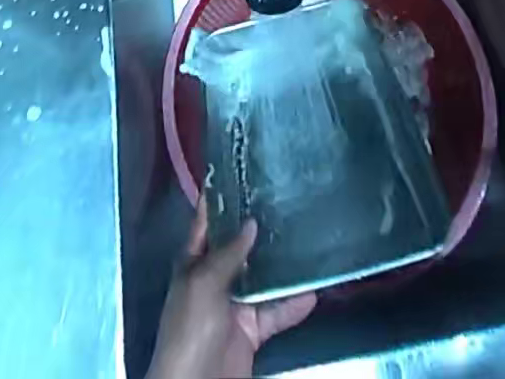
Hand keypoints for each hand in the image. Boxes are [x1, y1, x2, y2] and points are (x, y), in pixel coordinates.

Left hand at [145, 211, 316, 378]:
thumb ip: (229, 254)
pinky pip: (275, 312)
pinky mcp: (251, 331)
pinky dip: (293, 304)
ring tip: (305, 239)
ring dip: (280, 266)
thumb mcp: (204, 283)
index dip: (217, 200)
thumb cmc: (191, 328)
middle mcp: (214, 278)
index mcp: (193, 262)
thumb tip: (251, 223)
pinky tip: (313, 291)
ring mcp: (234, 305)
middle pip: (237, 247)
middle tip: (282, 201)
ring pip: (261, 278)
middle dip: (256, 228)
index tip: (236, 173)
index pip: (205, 223)